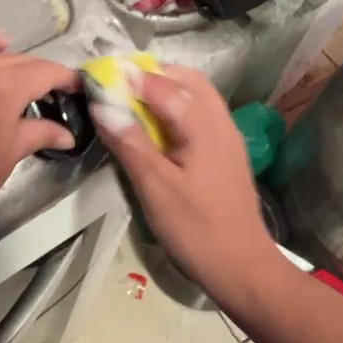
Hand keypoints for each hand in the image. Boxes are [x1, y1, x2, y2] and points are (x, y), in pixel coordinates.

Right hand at [94, 66, 282, 298]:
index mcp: (204, 126)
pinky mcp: (227, 155)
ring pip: (198, 96)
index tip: (100, 74)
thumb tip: (102, 106)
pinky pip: (201, 115)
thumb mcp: (155, 187)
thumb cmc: (196, 228)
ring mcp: (228, 138)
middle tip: (119, 84)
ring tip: (133, 102)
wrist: (242, 267)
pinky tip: (157, 129)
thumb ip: (130, 142)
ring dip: (166, 90)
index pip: (163, 86)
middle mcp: (221, 123)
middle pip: (188, 81)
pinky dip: (177, 108)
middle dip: (153, 75)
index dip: (130, 77)